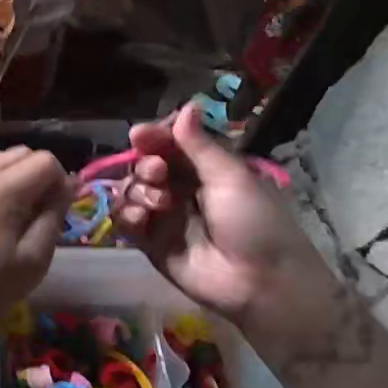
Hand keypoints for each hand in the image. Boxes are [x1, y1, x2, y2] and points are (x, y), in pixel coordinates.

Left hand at [0, 148, 72, 368]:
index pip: (44, 161)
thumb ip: (55, 213)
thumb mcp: (36, 256)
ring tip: (20, 208)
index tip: (60, 208)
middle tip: (43, 209)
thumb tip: (69, 182)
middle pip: (22, 153)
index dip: (59, 181)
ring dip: (17, 173)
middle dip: (40, 174)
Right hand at [114, 106, 367, 380]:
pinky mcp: (150, 243)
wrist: (261, 283)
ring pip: (132, 190)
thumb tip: (186, 105)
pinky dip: (128, 213)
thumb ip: (200, 145)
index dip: (152, 137)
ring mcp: (164, 217)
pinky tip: (142, 216)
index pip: (169, 144)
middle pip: (145, 164)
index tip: (141, 135)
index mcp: (204, 169)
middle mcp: (181, 189)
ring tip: (158, 201)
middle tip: (159, 173)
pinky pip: (127, 220)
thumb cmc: (255, 223)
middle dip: (145, 164)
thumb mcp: (232, 177)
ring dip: (137, 189)